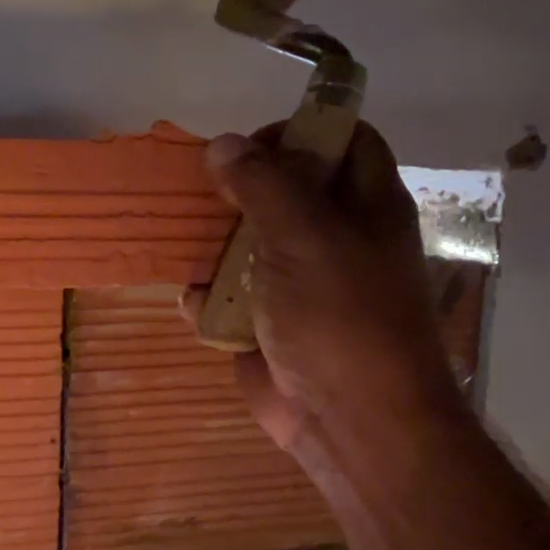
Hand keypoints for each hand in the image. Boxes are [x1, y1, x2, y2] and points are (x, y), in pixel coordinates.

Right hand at [182, 122, 461, 451]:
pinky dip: (208, 298)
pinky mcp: (268, 325)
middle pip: (283, 192)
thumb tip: (223, 143)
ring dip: (213, 245)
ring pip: (249, 244)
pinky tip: (194, 304)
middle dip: (238, 191)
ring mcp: (299, 285)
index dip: (297, 131)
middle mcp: (334, 238)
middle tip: (201, 196)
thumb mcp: (303, 236)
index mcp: (364, 206)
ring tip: (185, 245)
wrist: (348, 417)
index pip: (340, 140)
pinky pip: (230, 298)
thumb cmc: (339, 316)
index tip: (246, 147)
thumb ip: (263, 184)